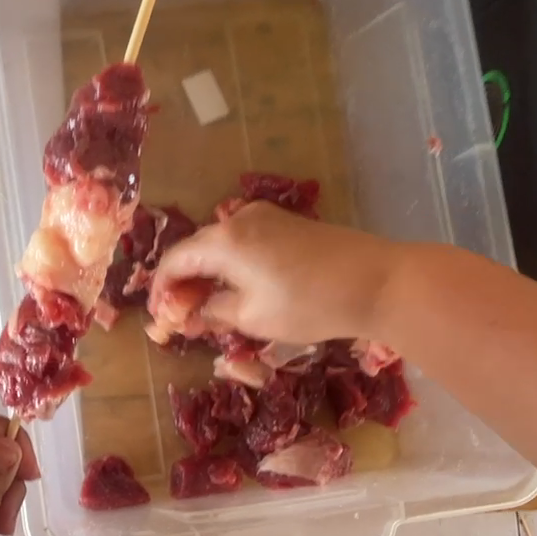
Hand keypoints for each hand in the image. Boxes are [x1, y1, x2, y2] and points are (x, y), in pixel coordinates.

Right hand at [149, 202, 410, 344]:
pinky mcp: (286, 224)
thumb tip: (189, 316)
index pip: (175, 261)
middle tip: (180, 318)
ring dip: (207, 275)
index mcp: (224, 241)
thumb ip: (213, 313)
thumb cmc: (309, 305)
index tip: (159, 318)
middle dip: (183, 284)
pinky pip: (242, 243)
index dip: (161, 291)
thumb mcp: (253, 318)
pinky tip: (234, 290)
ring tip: (206, 309)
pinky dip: (229, 266)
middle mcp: (238, 219)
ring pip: (218, 246)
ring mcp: (265, 217)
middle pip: (195, 250)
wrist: (377, 282)